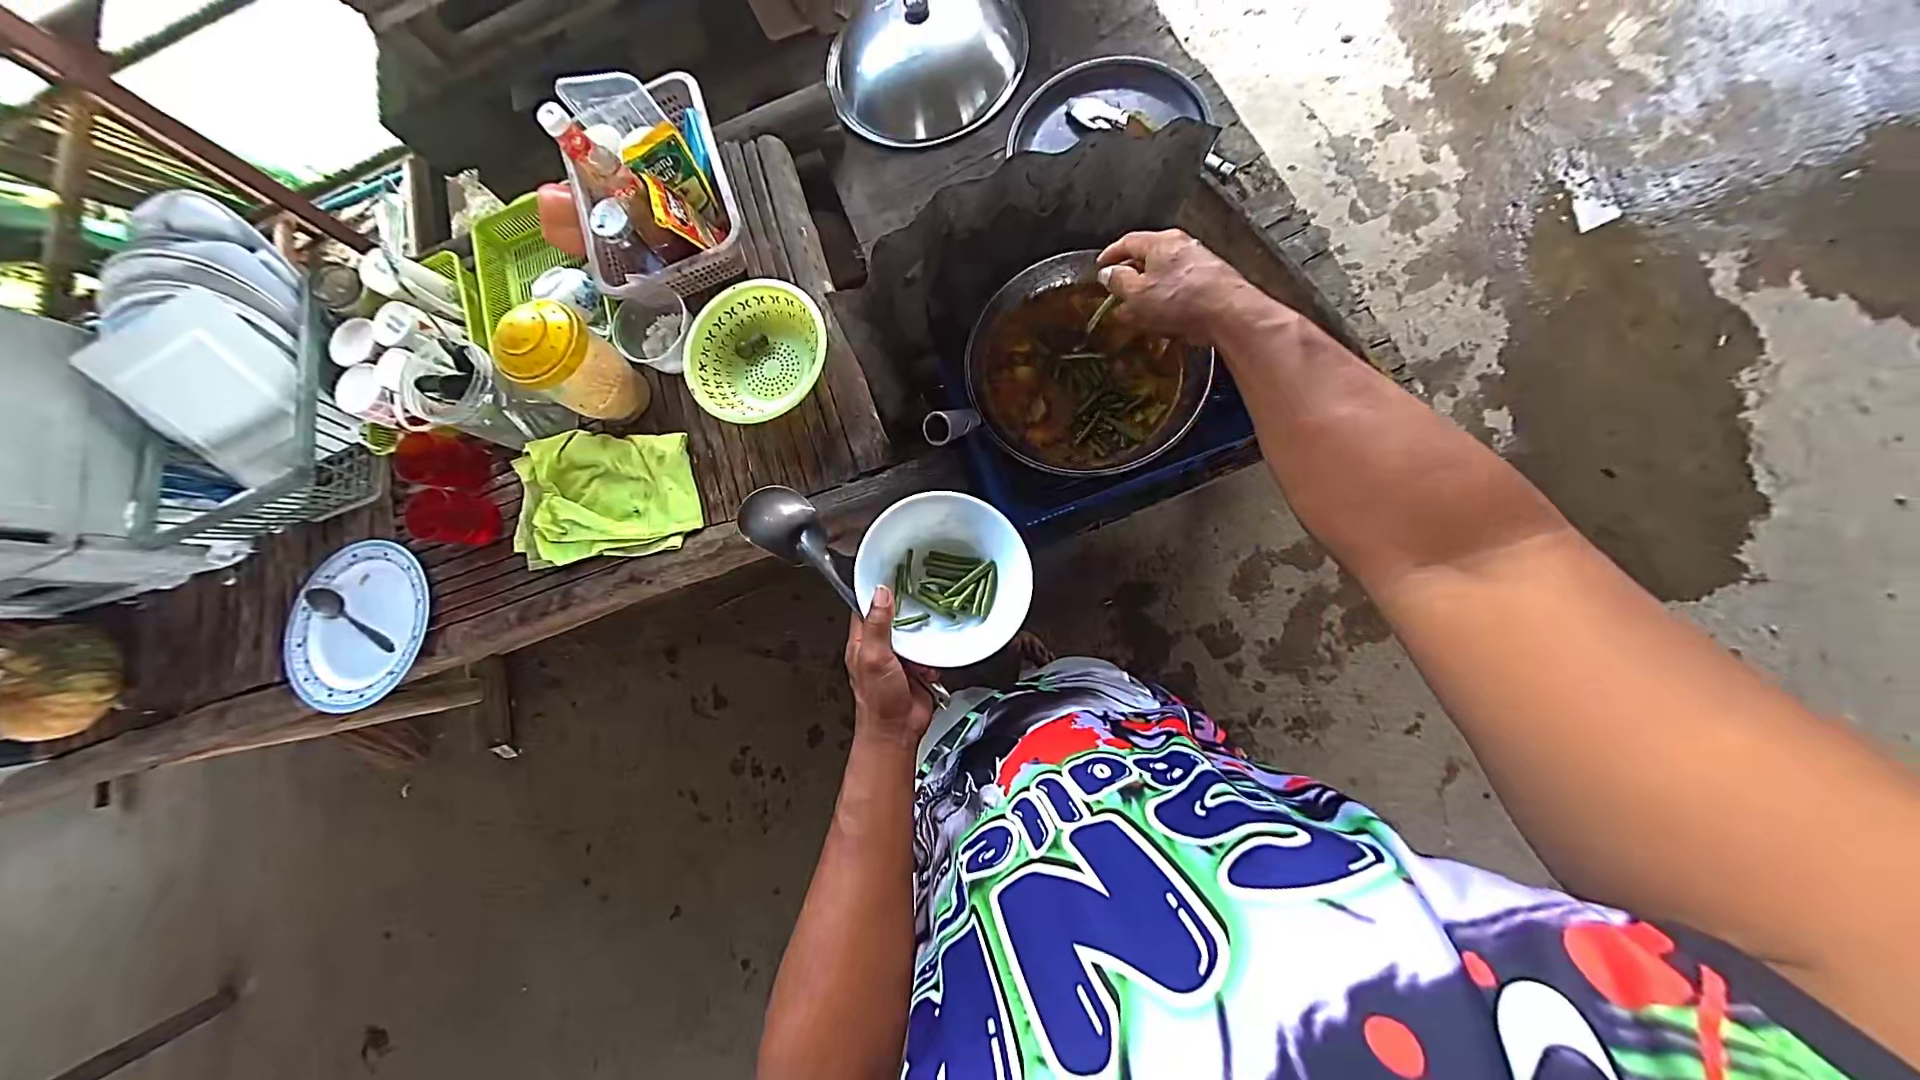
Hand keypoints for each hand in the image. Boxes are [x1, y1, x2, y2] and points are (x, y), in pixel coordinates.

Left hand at [845, 586, 936, 750]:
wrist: (897, 732)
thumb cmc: (877, 700)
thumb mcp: (874, 657)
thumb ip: (877, 625)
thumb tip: (880, 593)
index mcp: (862, 640)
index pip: (865, 606)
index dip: (876, 590)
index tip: (892, 573)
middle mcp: (880, 645)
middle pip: (895, 616)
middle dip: (908, 611)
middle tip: (920, 598)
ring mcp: (900, 657)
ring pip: (915, 633)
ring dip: (923, 637)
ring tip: (926, 638)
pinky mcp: (918, 668)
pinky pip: (929, 652)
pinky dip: (932, 656)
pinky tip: (930, 663)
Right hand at [1096, 230, 1262, 343]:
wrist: (1227, 314)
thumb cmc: (1183, 300)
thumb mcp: (1137, 294)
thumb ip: (1118, 282)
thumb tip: (1107, 274)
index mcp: (1161, 242)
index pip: (1127, 241)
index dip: (1110, 255)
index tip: (1101, 266)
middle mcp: (1182, 246)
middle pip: (1147, 257)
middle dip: (1129, 275)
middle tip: (1116, 291)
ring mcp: (1198, 263)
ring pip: (1164, 274)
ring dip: (1147, 291)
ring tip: (1136, 310)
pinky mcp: (1209, 283)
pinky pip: (1179, 288)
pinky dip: (1165, 300)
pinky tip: (1160, 317)